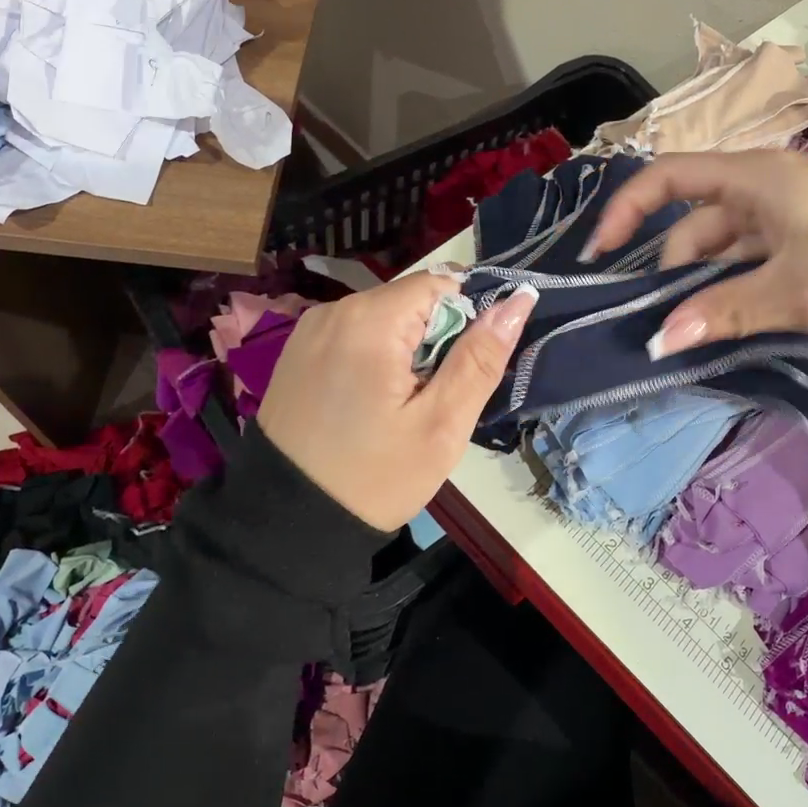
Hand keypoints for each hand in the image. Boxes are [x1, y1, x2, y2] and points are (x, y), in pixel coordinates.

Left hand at [257, 273, 537, 530]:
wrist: (288, 521)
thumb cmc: (374, 476)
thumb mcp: (441, 425)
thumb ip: (480, 358)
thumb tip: (519, 299)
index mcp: (370, 320)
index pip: (442, 284)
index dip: (467, 321)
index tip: (465, 371)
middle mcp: (335, 310)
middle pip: (411, 301)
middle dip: (436, 340)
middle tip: (435, 400)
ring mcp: (311, 330)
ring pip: (385, 319)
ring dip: (407, 352)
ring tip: (404, 407)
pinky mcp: (299, 352)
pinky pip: (355, 336)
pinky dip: (376, 359)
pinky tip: (373, 404)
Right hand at [583, 150, 807, 356]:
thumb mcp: (792, 292)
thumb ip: (722, 312)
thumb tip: (658, 340)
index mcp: (751, 179)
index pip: (666, 178)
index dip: (626, 210)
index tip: (602, 254)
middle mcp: (756, 188)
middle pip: (691, 224)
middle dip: (672, 272)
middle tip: (664, 324)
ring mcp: (776, 213)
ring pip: (718, 247)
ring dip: (703, 285)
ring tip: (697, 331)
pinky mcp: (794, 237)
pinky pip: (744, 259)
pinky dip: (730, 287)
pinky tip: (726, 321)